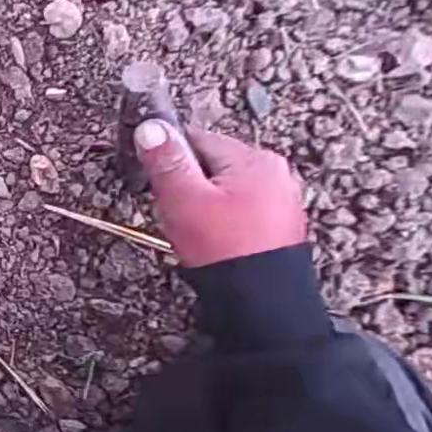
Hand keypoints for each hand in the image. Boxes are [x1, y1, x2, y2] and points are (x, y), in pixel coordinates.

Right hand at [135, 120, 307, 267]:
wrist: (261, 304)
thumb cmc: (227, 251)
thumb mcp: (183, 200)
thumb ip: (166, 161)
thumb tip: (151, 127)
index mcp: (254, 159)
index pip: (196, 139)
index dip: (168, 159)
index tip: (156, 179)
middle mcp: (274, 173)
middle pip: (211, 164)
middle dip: (187, 185)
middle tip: (177, 211)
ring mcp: (280, 200)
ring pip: (223, 189)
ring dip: (203, 204)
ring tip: (195, 230)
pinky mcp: (278, 225)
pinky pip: (238, 210)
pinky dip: (222, 220)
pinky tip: (212, 240)